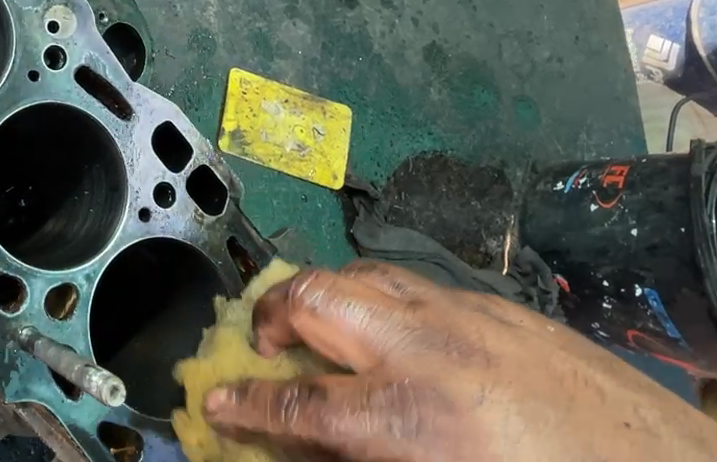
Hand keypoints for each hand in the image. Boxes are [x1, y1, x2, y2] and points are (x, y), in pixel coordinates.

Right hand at [205, 261, 716, 461]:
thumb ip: (373, 456)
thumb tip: (318, 444)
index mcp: (414, 422)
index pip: (301, 406)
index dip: (248, 406)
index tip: (217, 401)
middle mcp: (426, 351)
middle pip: (315, 301)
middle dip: (272, 316)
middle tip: (265, 347)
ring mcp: (465, 315)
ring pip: (361, 274)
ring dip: (324, 296)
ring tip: (321, 328)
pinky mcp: (500, 305)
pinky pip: (412, 283)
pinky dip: (379, 297)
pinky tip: (396, 331)